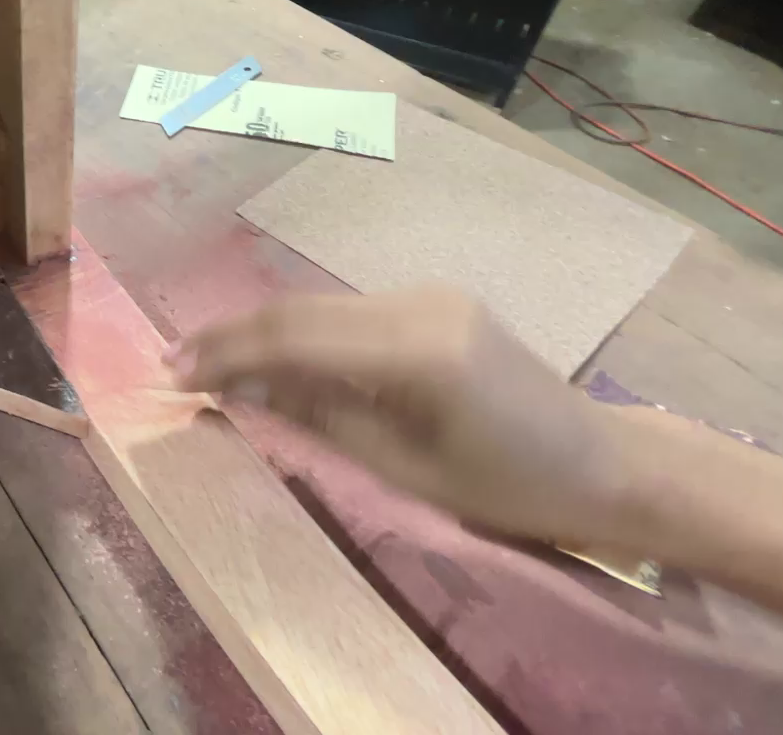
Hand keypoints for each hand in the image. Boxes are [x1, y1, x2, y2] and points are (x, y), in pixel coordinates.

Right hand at [163, 287, 631, 546]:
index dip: (225, 353)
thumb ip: (314, 414)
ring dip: (254, 331)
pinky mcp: (425, 299)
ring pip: (312, 306)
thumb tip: (236, 387)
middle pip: (296, 310)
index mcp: (417, 351)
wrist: (610, 464)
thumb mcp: (402, 466)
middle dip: (228, 335)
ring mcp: (422, 294)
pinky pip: (339, 312)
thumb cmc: (510, 488)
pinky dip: (293, 332)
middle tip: (172, 360)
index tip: (175, 373)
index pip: (294, 339)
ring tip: (202, 357)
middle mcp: (416, 304)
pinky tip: (263, 352)